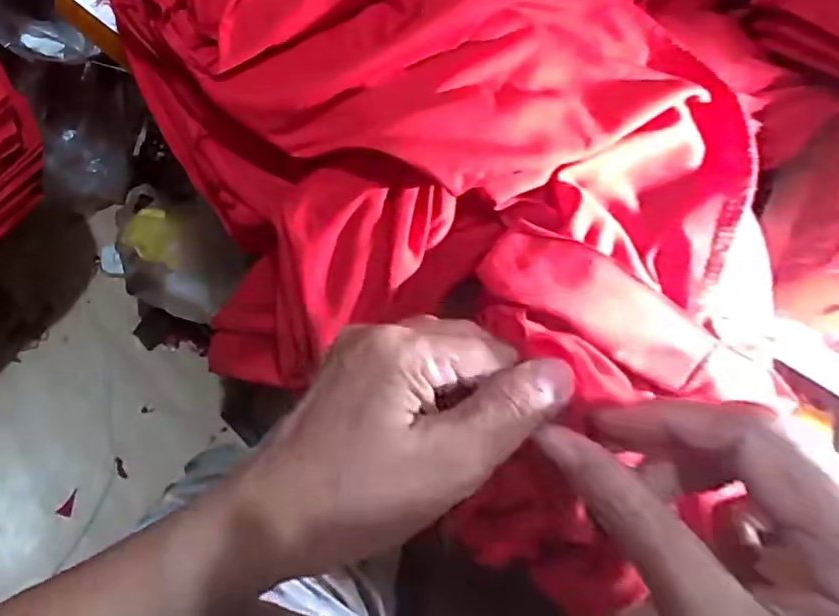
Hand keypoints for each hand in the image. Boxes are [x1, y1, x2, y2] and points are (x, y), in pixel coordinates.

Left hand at [213, 318, 573, 581]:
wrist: (278, 509)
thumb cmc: (366, 494)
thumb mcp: (450, 462)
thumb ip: (507, 413)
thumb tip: (560, 371)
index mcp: (403, 344)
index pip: (490, 347)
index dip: (524, 388)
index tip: (543, 434)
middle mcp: (377, 328)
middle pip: (460, 341)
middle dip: (493, 382)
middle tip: (512, 439)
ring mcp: (356, 344)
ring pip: (433, 351)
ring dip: (462, 385)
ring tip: (477, 436)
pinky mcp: (345, 365)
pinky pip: (404, 362)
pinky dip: (430, 385)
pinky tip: (435, 424)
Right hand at [534, 402, 838, 615]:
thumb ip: (635, 520)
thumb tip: (553, 437)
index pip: (759, 433)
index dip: (669, 420)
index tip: (597, 430)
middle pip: (772, 448)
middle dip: (681, 450)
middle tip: (619, 472)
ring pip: (782, 479)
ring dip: (704, 481)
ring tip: (656, 510)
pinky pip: (799, 521)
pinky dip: (738, 519)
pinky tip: (715, 553)